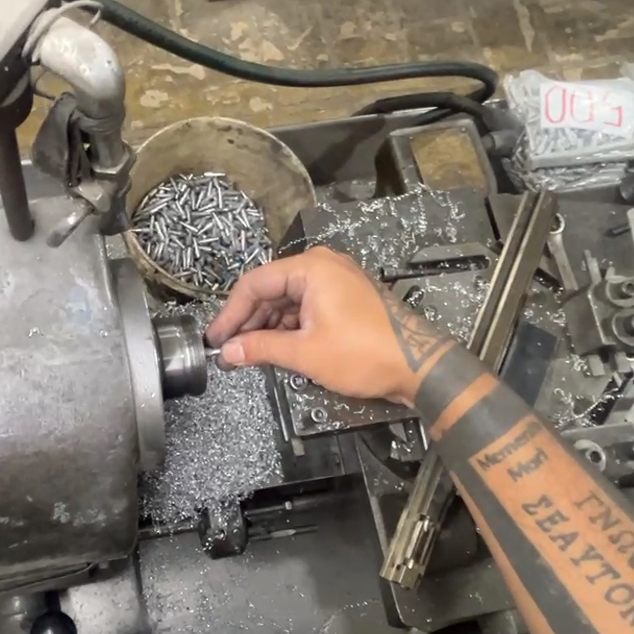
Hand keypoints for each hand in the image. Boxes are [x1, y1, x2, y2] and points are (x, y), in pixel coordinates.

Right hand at [205, 248, 452, 406]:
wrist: (419, 367)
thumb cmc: (365, 354)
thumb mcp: (305, 353)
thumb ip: (260, 348)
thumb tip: (228, 351)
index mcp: (311, 268)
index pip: (254, 283)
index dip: (230, 312)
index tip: (215, 338)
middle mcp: (322, 266)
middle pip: (269, 290)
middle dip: (247, 321)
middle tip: (227, 348)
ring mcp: (335, 281)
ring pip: (286, 300)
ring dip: (266, 325)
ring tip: (248, 353)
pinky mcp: (344, 298)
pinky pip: (304, 306)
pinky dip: (287, 326)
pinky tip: (274, 347)